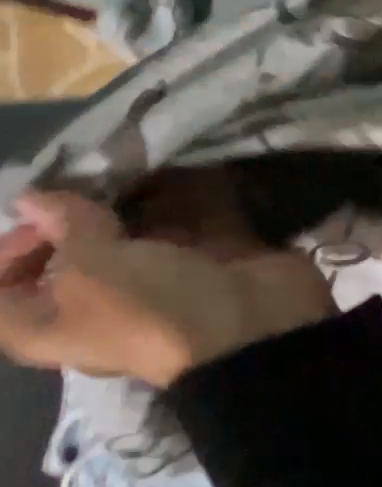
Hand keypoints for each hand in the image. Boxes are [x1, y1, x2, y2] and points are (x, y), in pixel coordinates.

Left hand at [0, 190, 334, 387]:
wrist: (251, 322)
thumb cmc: (150, 308)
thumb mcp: (94, 268)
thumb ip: (68, 228)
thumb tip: (34, 197)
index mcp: (47, 321)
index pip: (3, 285)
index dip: (11, 248)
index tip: (47, 216)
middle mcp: (99, 297)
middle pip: (78, 250)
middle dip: (88, 212)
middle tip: (103, 176)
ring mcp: (160, 276)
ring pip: (141, 231)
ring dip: (145, 199)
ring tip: (149, 165)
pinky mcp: (210, 257)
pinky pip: (197, 221)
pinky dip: (198, 196)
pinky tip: (196, 169)